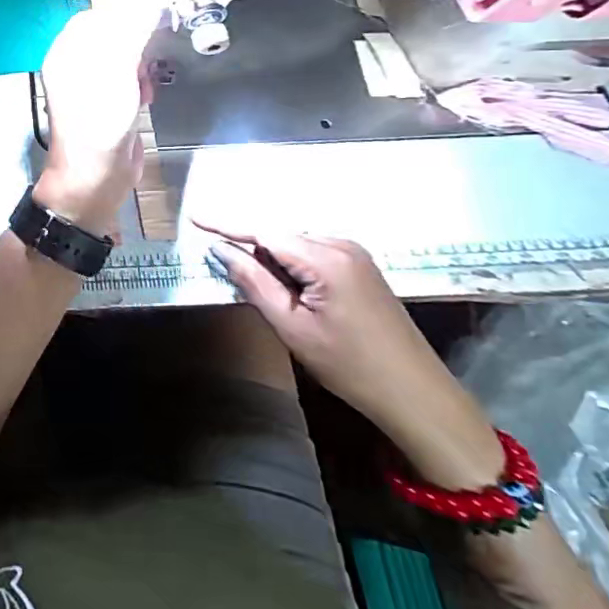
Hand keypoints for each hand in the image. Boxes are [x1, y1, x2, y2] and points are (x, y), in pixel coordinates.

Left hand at [34, 6, 159, 236]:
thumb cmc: (100, 123)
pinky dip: (140, 85)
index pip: (94, 17)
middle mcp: (75, 67)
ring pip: (124, 58)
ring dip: (140, 67)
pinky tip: (144, 98)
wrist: (97, 179)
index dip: (122, 14)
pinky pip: (128, 80)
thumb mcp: (118, 70)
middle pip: (112, 36)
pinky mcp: (108, 104)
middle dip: (135, 45)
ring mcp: (91, 87)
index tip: (148, 17)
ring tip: (143, 85)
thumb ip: (132, 31)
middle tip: (145, 57)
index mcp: (66, 54)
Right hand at [197, 223, 504, 486]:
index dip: (227, 225)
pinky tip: (288, 288)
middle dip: (251, 245)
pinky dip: (293, 263)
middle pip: (281, 234)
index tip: (196, 218)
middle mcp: (341, 244)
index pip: (264, 230)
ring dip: (273, 256)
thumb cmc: (348, 364)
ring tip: (258, 286)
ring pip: (297, 243)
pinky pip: (315, 252)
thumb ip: (255, 283)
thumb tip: (222, 250)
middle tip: (225, 267)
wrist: (412, 390)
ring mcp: (355, 253)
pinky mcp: (361, 266)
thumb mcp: (293, 327)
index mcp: (325, 257)